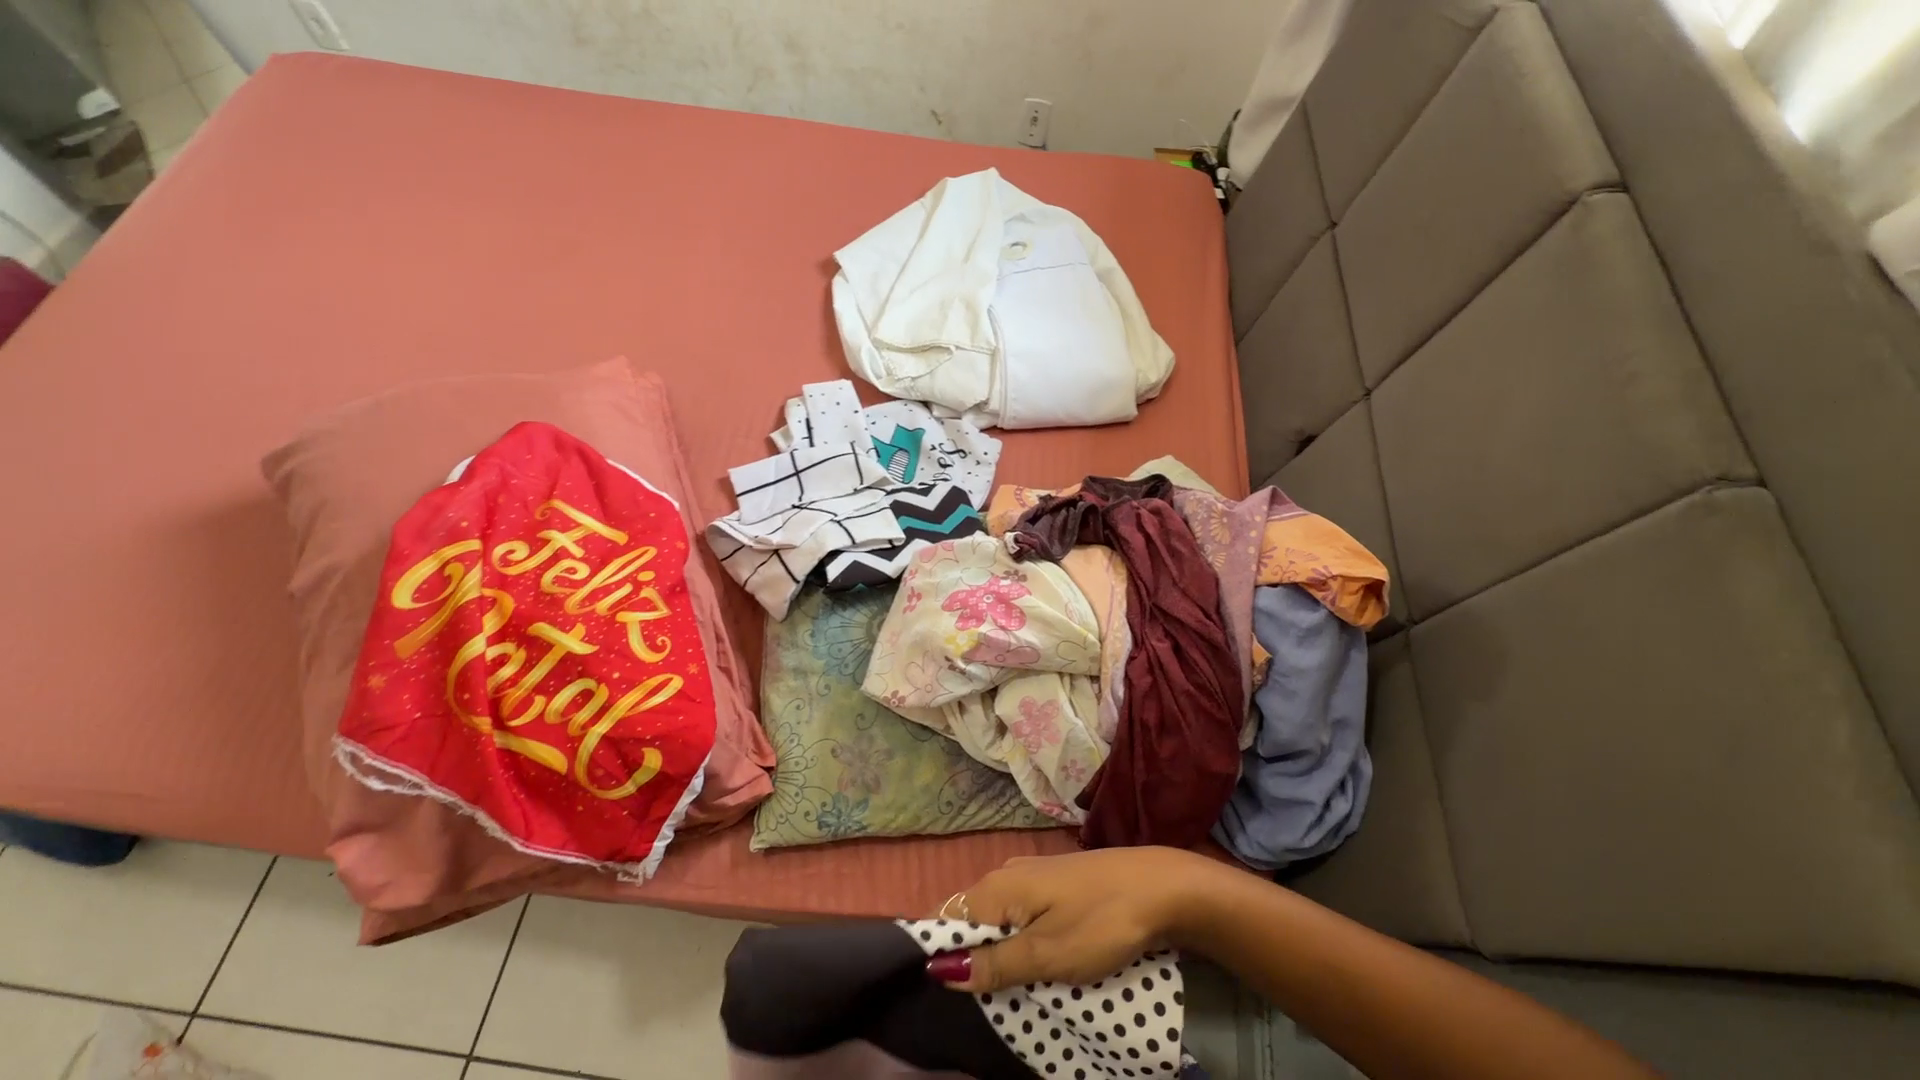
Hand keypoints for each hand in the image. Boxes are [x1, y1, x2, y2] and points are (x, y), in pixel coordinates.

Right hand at [927, 847, 1229, 992]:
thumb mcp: (1046, 955)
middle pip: (970, 920)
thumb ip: (994, 964)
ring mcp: (1034, 876)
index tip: (952, 991)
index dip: (941, 955)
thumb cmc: (1101, 922)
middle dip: (973, 958)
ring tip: (1014, 986)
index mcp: (995, 887)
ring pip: (999, 920)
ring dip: (1002, 952)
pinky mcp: (1058, 883)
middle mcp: (1006, 874)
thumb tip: (939, 969)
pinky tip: (1040, 960)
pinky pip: (1024, 915)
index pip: (944, 920)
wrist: (1164, 888)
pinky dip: (1024, 939)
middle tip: (987, 998)